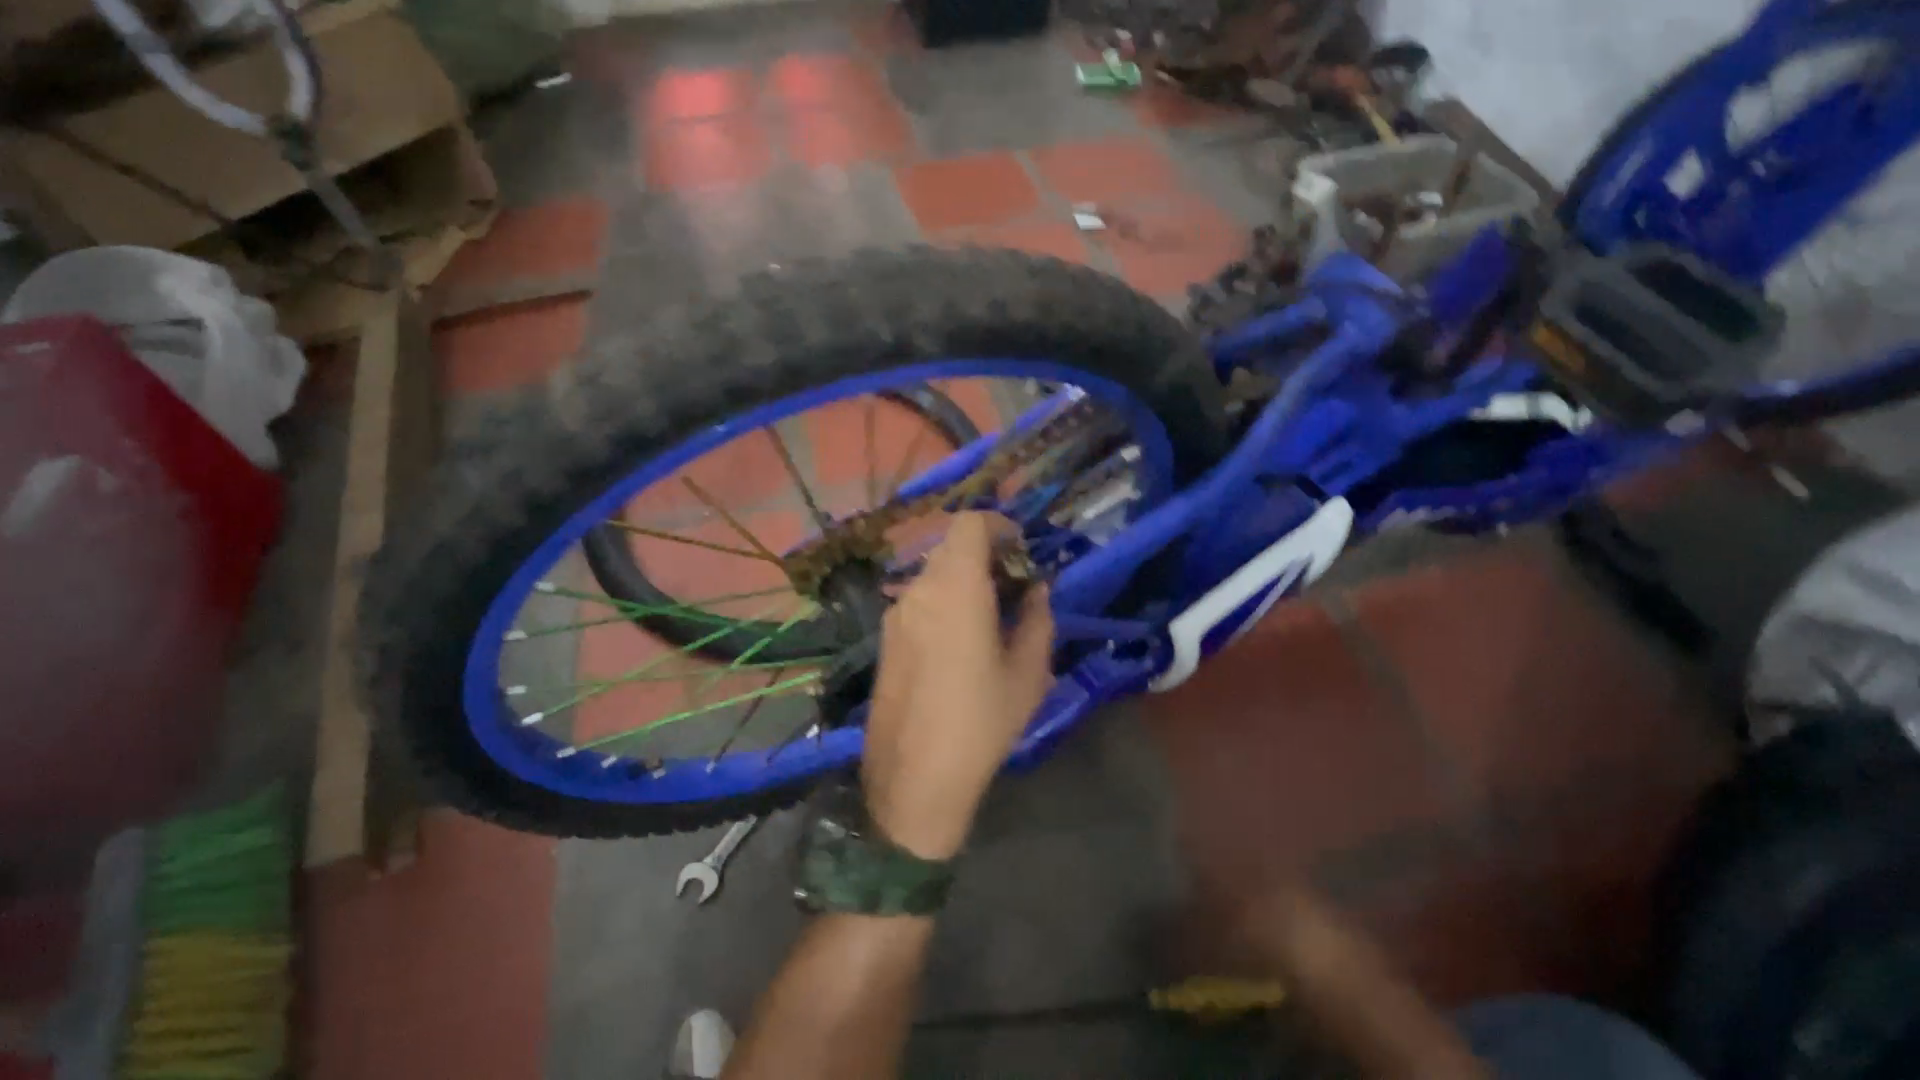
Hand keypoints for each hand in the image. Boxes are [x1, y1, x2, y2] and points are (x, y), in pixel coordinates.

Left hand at [861, 513, 1054, 859]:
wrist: (914, 777)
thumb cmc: (981, 722)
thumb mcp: (1028, 673)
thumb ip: (1037, 619)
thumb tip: (1037, 590)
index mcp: (955, 588)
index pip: (970, 524)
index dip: (999, 525)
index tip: (1022, 549)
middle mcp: (918, 591)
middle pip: (951, 549)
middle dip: (985, 557)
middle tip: (1016, 589)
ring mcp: (895, 616)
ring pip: (933, 577)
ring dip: (964, 582)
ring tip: (993, 620)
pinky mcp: (885, 641)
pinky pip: (919, 603)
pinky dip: (943, 604)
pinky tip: (962, 644)